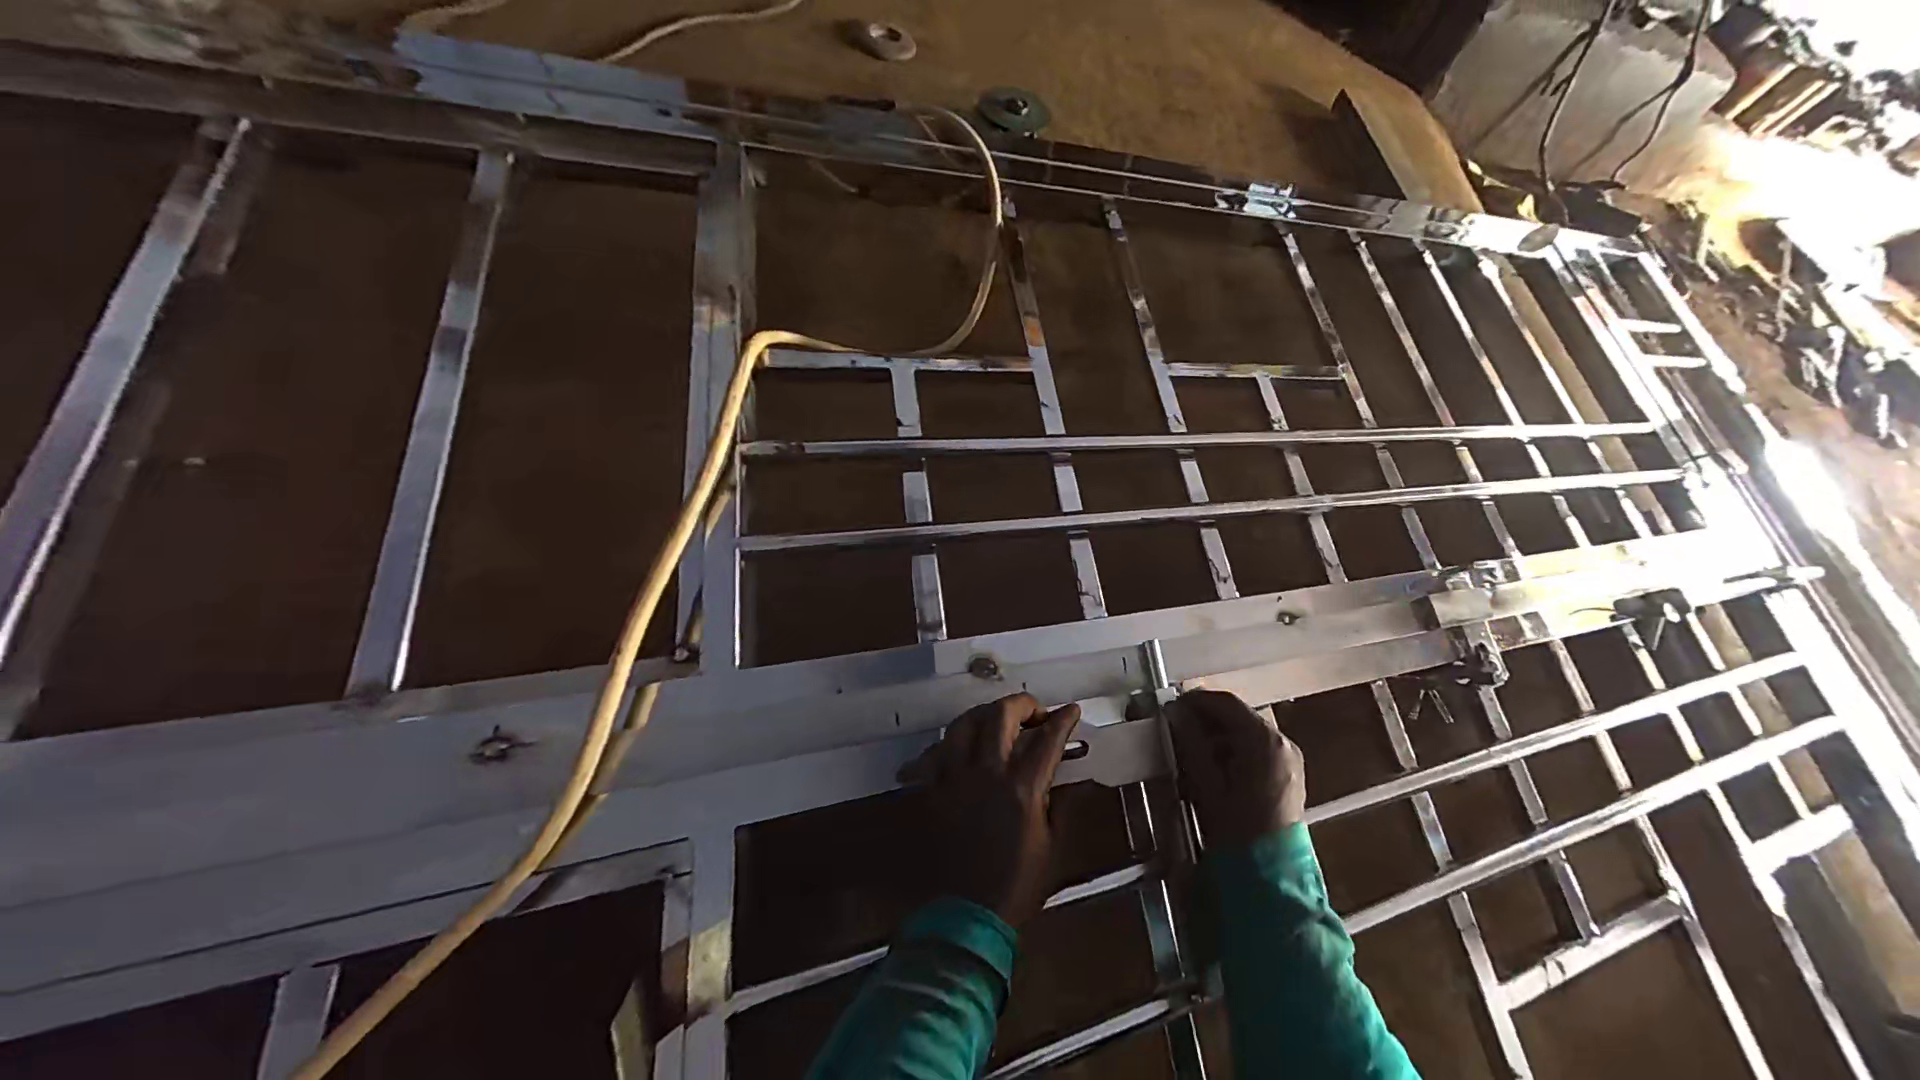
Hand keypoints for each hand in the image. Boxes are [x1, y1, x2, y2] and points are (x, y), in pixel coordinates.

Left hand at [898, 693, 1080, 926]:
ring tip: (996, 721)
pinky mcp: (933, 789)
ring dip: (984, 715)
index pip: (1047, 740)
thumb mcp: (1052, 845)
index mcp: (1021, 789)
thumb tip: (1076, 778)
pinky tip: (958, 747)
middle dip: (1022, 704)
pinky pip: (935, 753)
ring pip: (963, 724)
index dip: (1062, 720)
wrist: (969, 913)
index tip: (1071, 711)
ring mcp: (954, 778)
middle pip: (1000, 716)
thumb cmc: (1017, 884)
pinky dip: (948, 744)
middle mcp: (986, 773)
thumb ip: (1062, 804)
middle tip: (1035, 713)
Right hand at [1169, 689, 1305, 848]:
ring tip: (1187, 754)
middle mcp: (1281, 744)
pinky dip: (1232, 752)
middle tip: (1175, 729)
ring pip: (1245, 733)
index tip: (1170, 705)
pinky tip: (1209, 770)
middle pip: (1237, 717)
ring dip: (1216, 737)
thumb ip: (1190, 744)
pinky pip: (1256, 751)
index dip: (1195, 700)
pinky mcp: (1288, 776)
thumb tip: (1174, 715)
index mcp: (1264, 742)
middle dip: (1204, 720)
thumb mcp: (1206, 785)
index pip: (1226, 704)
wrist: (1273, 880)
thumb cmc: (1238, 832)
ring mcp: (1288, 760)